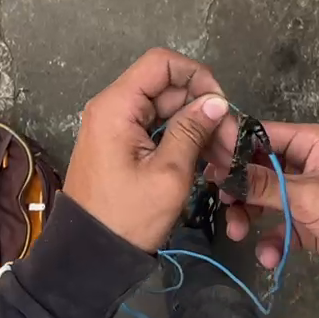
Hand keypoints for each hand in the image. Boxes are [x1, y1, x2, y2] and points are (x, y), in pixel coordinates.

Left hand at [63, 48, 233, 252]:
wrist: (89, 254)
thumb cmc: (127, 217)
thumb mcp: (168, 174)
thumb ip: (192, 131)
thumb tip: (216, 101)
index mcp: (116, 106)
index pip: (161, 63)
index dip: (196, 76)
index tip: (220, 106)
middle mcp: (112, 107)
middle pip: (166, 87)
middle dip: (202, 108)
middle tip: (229, 143)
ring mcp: (115, 125)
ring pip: (165, 109)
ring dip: (195, 126)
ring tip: (221, 157)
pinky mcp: (121, 144)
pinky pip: (156, 128)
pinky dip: (181, 139)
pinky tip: (204, 161)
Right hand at [226, 122, 318, 317]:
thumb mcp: (309, 196)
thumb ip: (262, 183)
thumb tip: (219, 166)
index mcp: (314, 142)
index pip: (262, 134)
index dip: (232, 146)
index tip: (203, 161)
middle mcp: (310, 164)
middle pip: (260, 168)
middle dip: (239, 187)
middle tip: (218, 201)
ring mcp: (311, 196)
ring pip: (266, 199)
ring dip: (250, 216)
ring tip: (238, 234)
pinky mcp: (313, 226)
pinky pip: (281, 227)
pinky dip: (273, 241)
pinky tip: (270, 256)